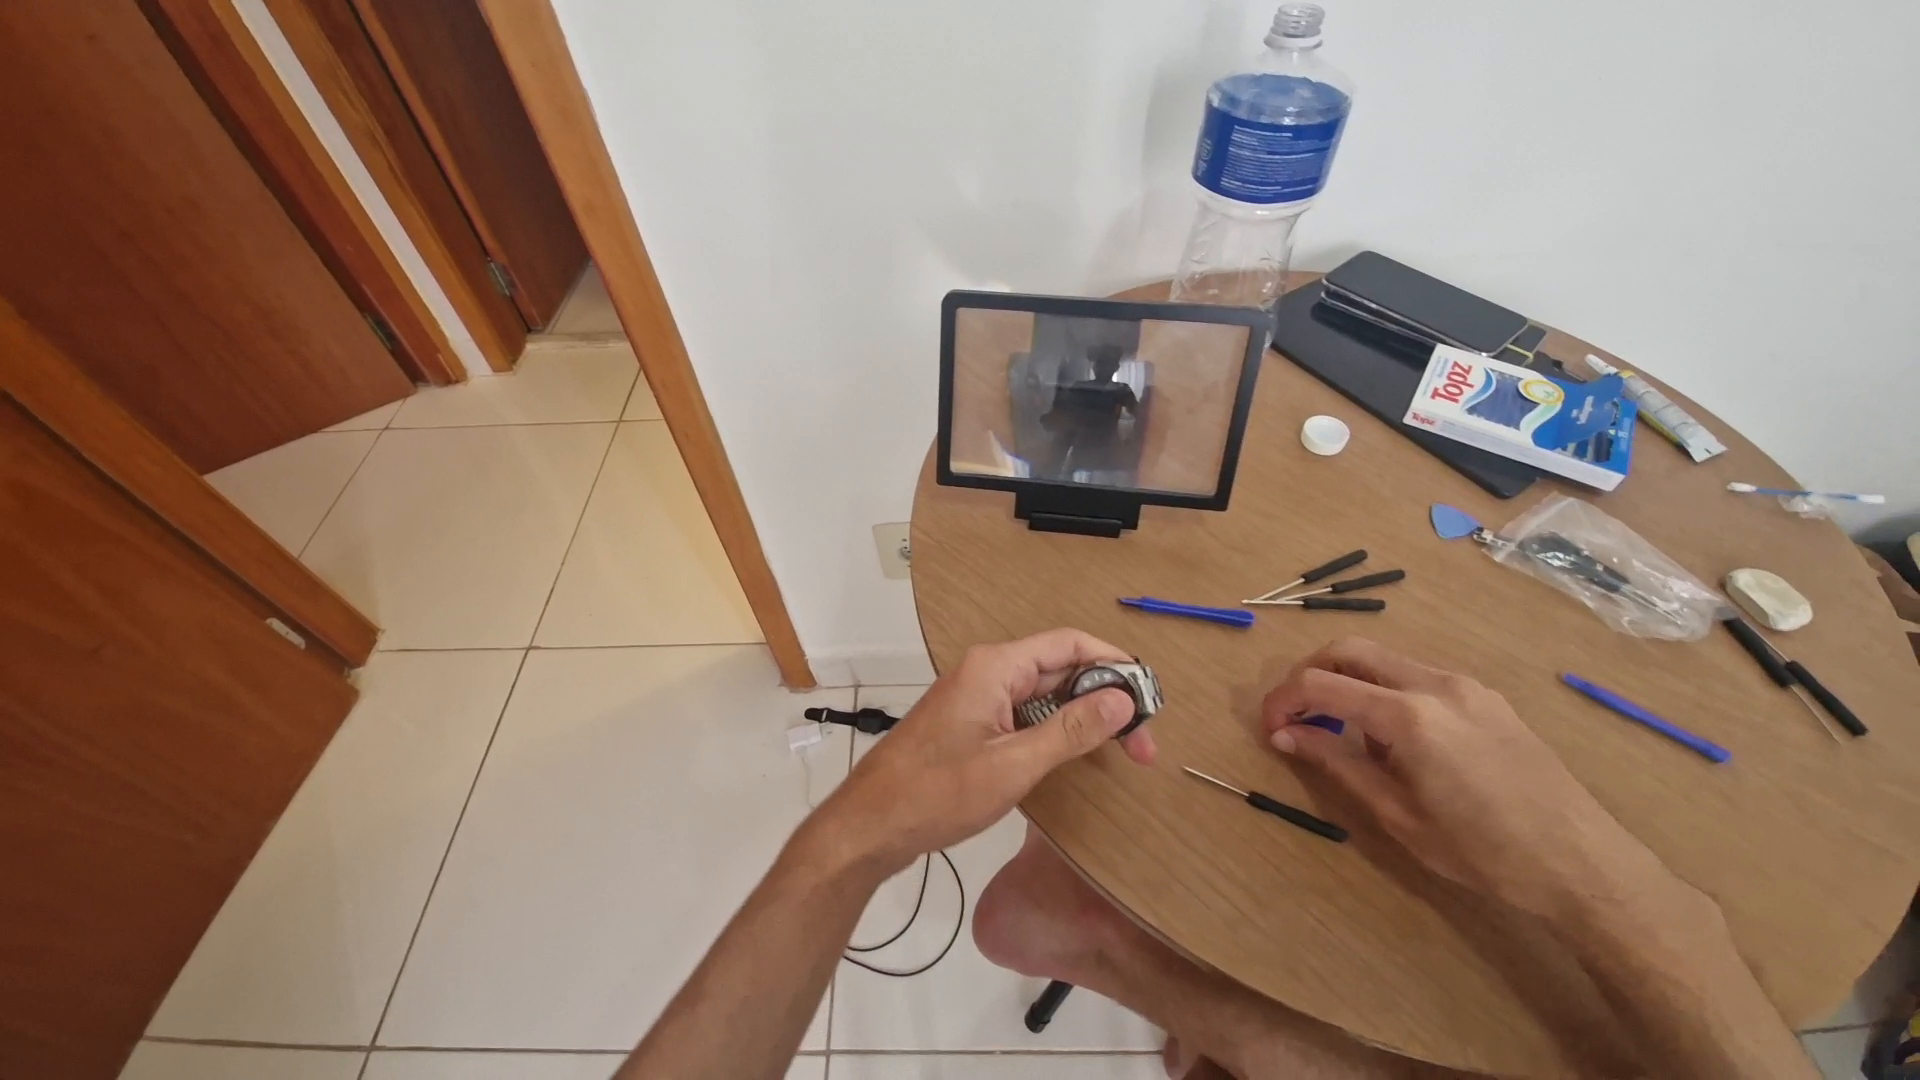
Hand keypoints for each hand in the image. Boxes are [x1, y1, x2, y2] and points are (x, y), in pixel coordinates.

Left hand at [813, 629, 1157, 872]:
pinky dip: (1054, 730)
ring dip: (1082, 718)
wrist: (871, 824)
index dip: (1114, 662)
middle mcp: (987, 671)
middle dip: (1104, 699)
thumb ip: (1071, 730)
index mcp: (996, 666)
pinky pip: (1024, 714)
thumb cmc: (939, 792)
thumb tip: (1123, 699)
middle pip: (1060, 669)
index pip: (1069, 644)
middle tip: (1143, 745)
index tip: (1148, 697)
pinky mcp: (972, 723)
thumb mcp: (1014, 764)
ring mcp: (977, 697)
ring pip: (1044, 694)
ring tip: (1122, 752)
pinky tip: (1075, 754)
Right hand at [1262, 637, 1673, 921]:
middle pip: (1349, 651)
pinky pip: (1417, 676)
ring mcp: (1466, 685)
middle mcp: (1435, 683)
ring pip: (1384, 660)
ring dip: (1348, 682)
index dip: (1282, 701)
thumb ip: (1337, 763)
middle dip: (1309, 674)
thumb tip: (1287, 734)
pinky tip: (1394, 739)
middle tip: (1295, 715)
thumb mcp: (1397, 814)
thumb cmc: (1483, 852)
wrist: (1584, 864)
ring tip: (1344, 735)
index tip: (1270, 729)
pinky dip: (1385, 691)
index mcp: (1408, 715)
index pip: (1320, 685)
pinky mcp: (1486, 697)